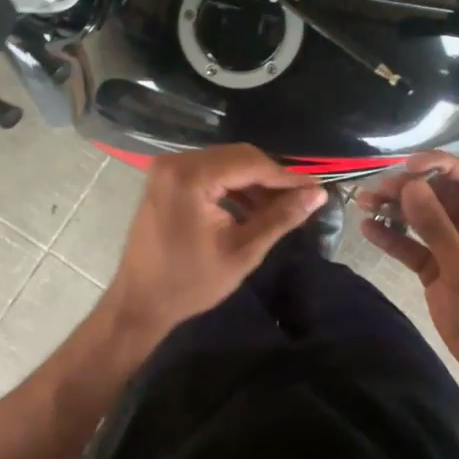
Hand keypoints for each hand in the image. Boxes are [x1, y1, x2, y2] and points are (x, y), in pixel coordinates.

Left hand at [107, 144, 325, 338]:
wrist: (140, 301)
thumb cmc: (191, 282)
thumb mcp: (243, 251)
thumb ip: (280, 218)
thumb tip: (318, 193)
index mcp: (191, 176)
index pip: (251, 163)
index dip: (287, 176)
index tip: (318, 188)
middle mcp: (176, 162)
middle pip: (237, 157)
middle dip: (270, 178)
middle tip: (301, 199)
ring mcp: (168, 168)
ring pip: (225, 163)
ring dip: (253, 182)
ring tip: (280, 208)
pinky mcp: (166, 178)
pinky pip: (209, 172)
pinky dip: (232, 186)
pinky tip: (252, 208)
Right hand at [358, 150, 458, 381]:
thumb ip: (437, 227)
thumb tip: (411, 186)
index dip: (437, 165)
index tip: (405, 167)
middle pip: (439, 194)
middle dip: (408, 189)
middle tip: (376, 190)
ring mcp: (456, 247)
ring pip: (423, 218)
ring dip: (395, 209)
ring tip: (364, 203)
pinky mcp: (438, 268)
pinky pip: (413, 245)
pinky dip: (393, 238)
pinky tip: (369, 229)